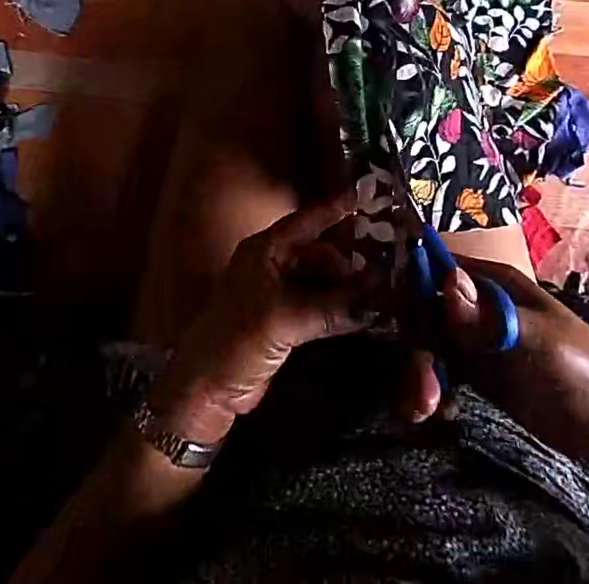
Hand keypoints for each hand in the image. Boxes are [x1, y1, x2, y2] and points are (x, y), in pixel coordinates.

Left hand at [151, 191, 370, 443]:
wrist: (205, 390)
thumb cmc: (235, 342)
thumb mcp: (285, 320)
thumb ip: (332, 306)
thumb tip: (380, 296)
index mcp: (264, 251)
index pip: (306, 221)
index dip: (336, 209)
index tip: (368, 198)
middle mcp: (272, 266)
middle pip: (320, 254)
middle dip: (349, 266)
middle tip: (383, 279)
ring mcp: (278, 294)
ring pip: (323, 281)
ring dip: (347, 291)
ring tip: (380, 300)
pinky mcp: (285, 321)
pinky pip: (320, 305)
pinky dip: (339, 309)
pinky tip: (363, 317)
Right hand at [402, 257, 588, 462]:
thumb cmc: (585, 373)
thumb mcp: (538, 342)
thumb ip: (489, 317)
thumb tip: (445, 278)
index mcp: (493, 282)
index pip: (435, 269)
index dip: (407, 287)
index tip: (386, 317)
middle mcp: (477, 303)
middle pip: (424, 311)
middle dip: (416, 348)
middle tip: (424, 391)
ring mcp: (475, 339)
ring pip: (427, 344)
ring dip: (419, 374)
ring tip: (427, 409)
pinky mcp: (476, 372)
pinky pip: (438, 372)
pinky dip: (430, 390)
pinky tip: (436, 412)